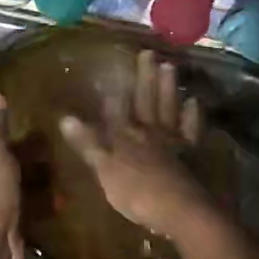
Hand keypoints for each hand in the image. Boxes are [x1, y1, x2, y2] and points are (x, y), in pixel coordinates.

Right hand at [58, 49, 213, 238]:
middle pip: (146, 98)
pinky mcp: (190, 150)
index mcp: (126, 134)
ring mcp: (172, 137)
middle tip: (148, 52)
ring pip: (168, 106)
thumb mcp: (104, 170)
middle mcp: (149, 129)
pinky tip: (194, 100)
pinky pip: (191, 127)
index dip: (117, 88)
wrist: (178, 207)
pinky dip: (192, 114)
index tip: (116, 66)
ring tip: (169, 65)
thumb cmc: (136, 192)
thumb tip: (65, 118)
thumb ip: (87, 143)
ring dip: (168, 86)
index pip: (119, 106)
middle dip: (145, 76)